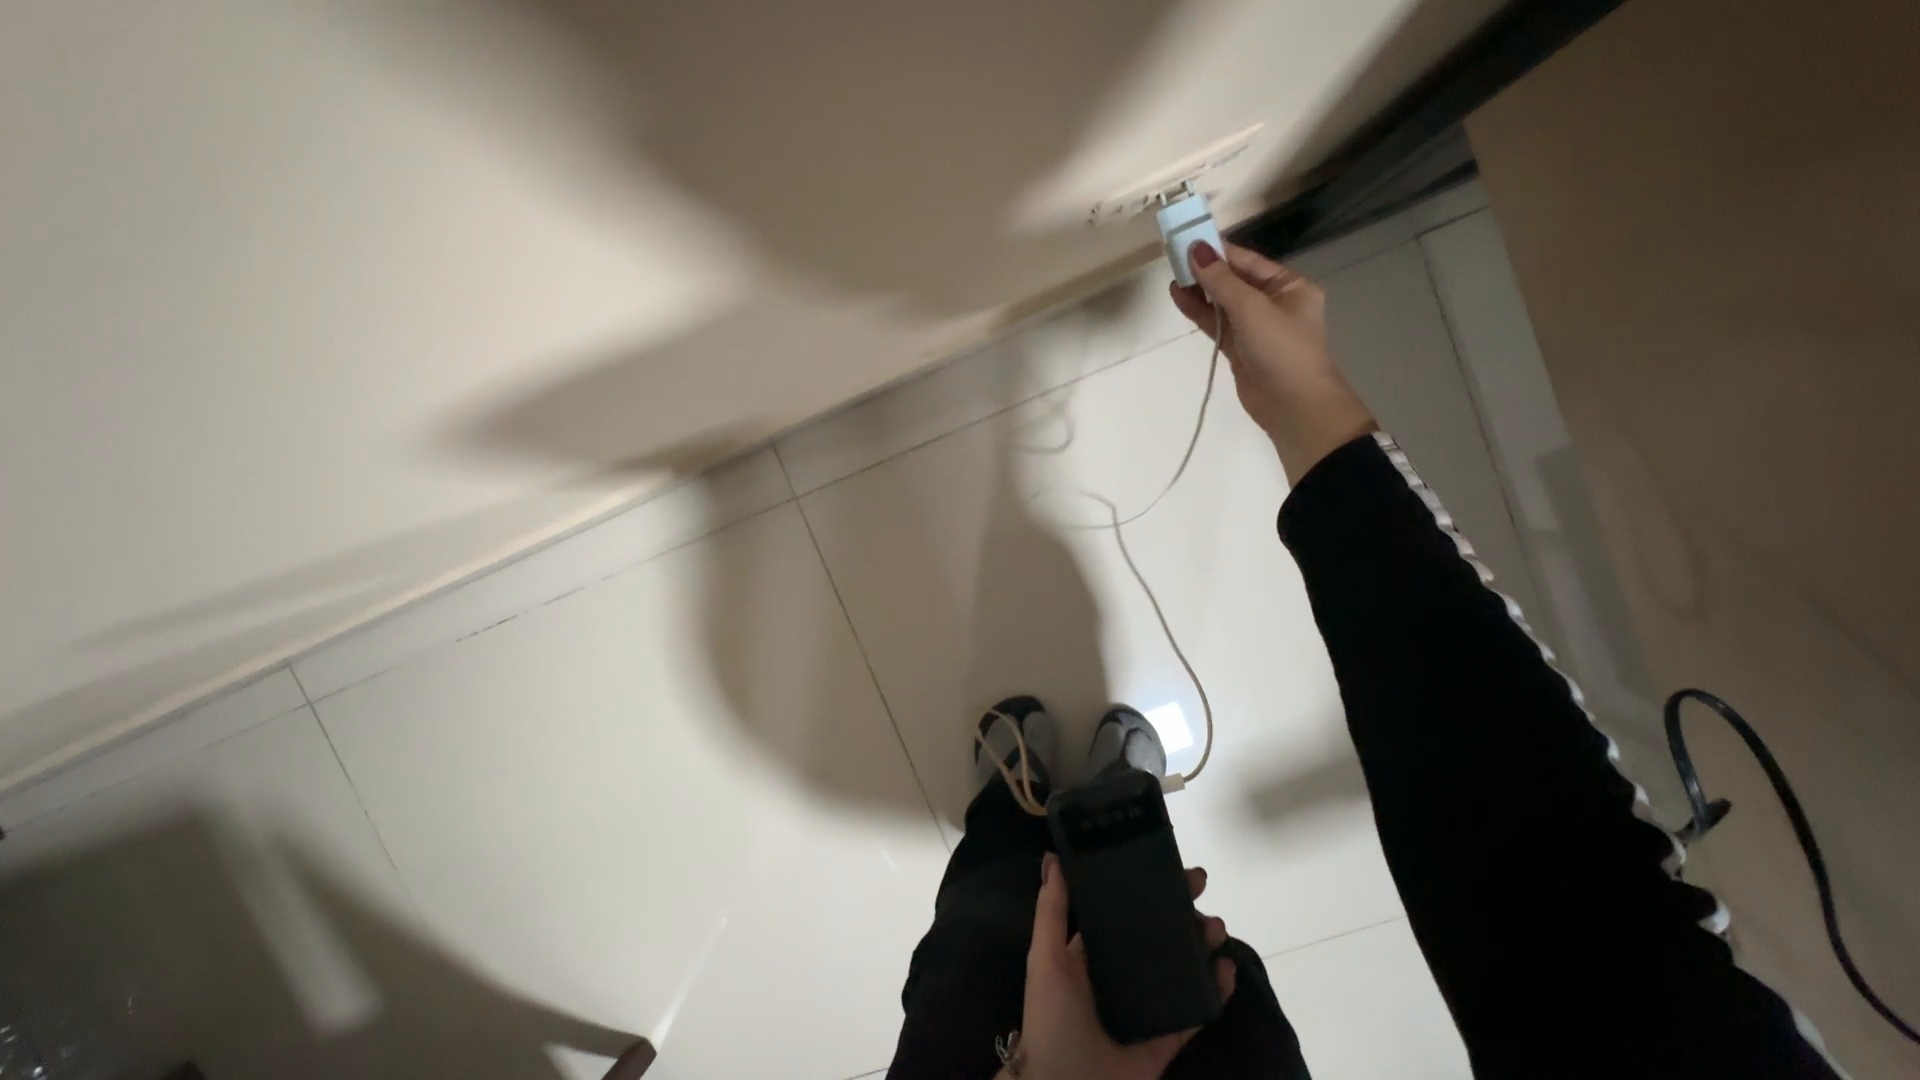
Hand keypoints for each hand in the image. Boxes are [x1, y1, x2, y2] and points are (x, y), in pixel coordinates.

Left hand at [1008, 853, 1235, 1079]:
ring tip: (1216, 927)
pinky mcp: (1166, 1041)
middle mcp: (1119, 976)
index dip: (1143, 888)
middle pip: (1156, 935)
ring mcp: (1146, 1008)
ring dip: (1200, 943)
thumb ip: (1051, 912)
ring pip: (1180, 968)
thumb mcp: (1045, 960)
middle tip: (1201, 887)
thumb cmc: (1050, 1021)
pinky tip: (1226, 970)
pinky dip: (1215, 991)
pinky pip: (1195, 1012)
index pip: (1120, 912)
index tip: (1166, 864)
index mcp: (1089, 955)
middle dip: (1179, 910)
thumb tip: (1053, 859)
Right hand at [1169, 241, 1376, 483]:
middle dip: (1207, 270)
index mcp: (1289, 287)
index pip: (1249, 262)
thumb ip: (1221, 281)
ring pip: (1223, 303)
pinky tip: (1179, 298)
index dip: (1219, 251)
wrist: (1294, 406)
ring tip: (1172, 276)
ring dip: (1200, 291)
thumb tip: (1196, 249)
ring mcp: (1255, 328)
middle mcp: (1274, 304)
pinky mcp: (1240, 349)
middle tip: (1174, 257)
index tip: (1189, 239)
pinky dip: (1199, 312)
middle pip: (1235, 281)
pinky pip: (1217, 324)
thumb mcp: (1252, 309)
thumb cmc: (1281, 350)